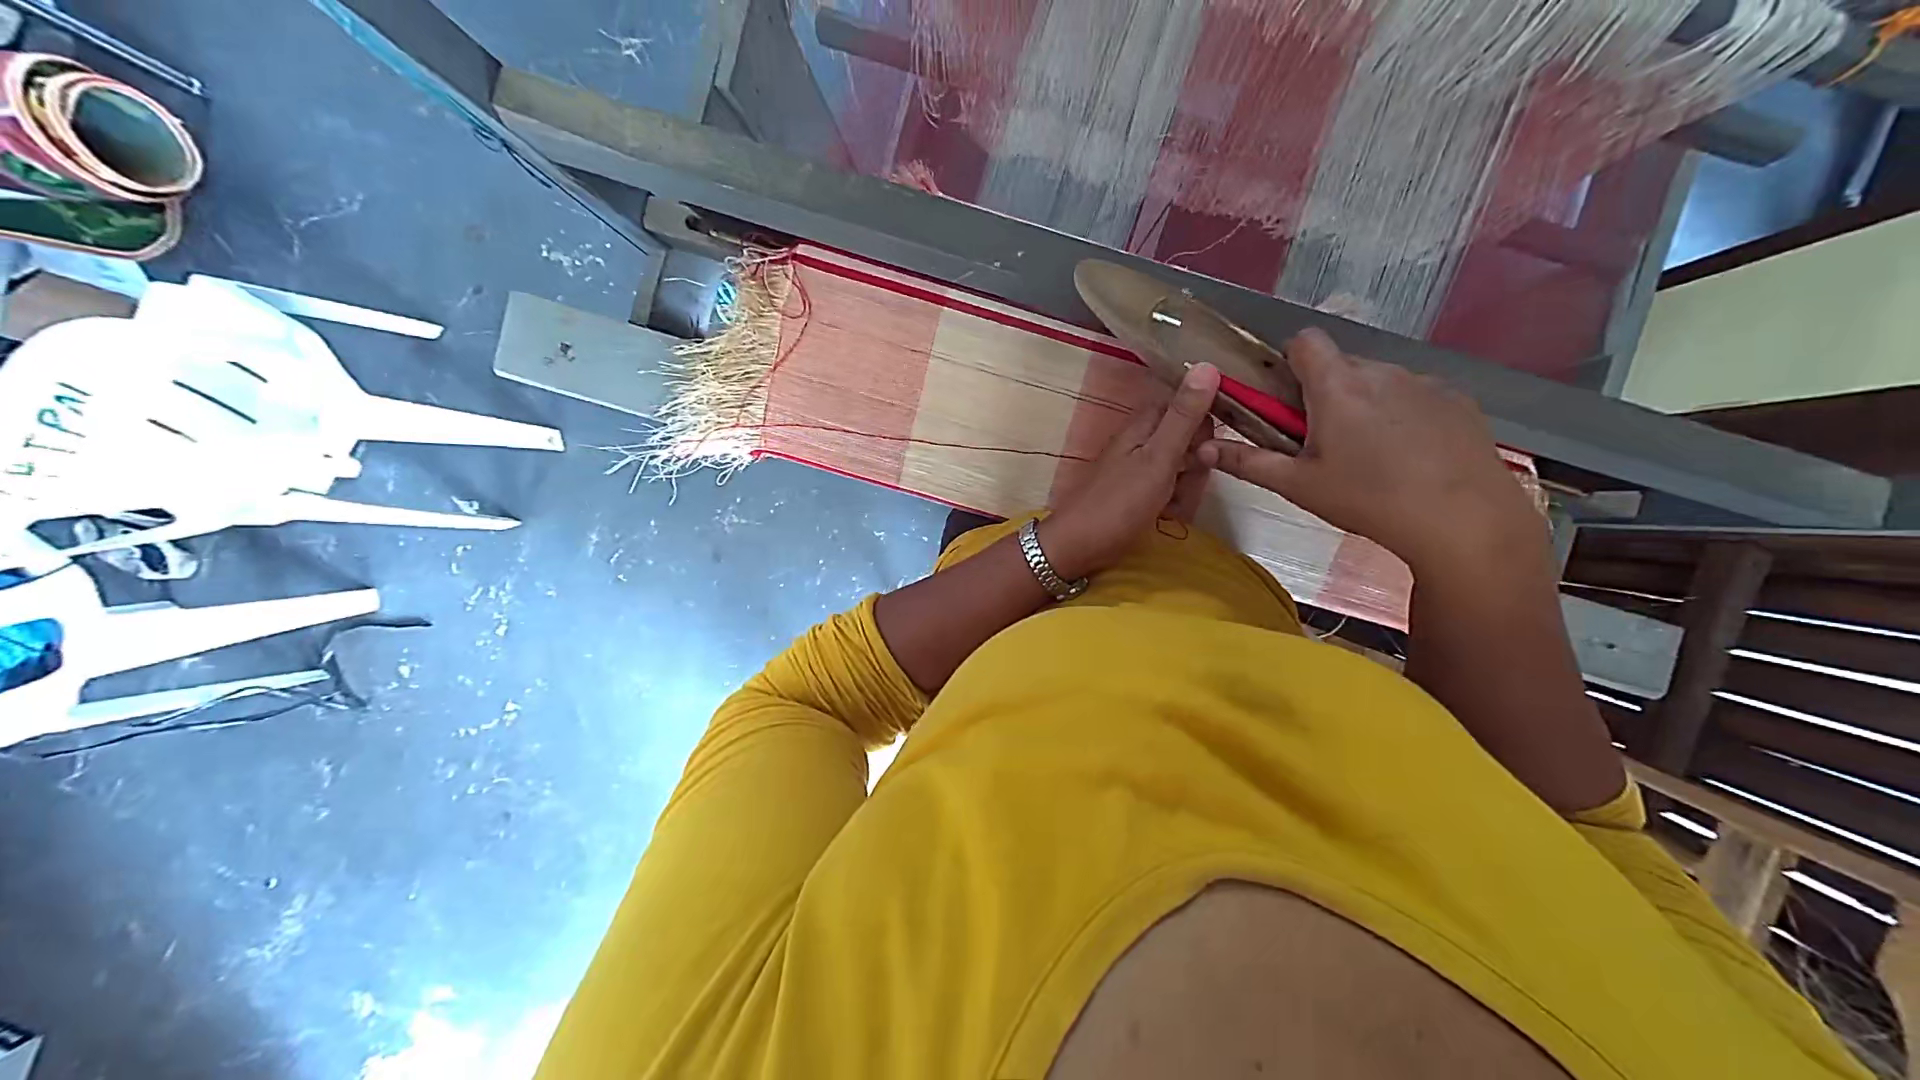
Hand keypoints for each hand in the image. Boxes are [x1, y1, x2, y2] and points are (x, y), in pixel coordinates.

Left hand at [1040, 363, 1219, 580]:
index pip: (1189, 404)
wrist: (1077, 547)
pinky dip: (1172, 504)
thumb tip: (1208, 365)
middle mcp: (1142, 440)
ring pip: (1182, 468)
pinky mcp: (1138, 492)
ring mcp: (1139, 467)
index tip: (1207, 449)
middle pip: (1189, 440)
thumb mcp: (1158, 458)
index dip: (1205, 425)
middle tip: (1184, 484)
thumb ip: (1184, 416)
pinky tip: (1164, 517)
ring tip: (1170, 506)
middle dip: (1197, 464)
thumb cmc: (1118, 503)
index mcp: (1144, 423)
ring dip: (1186, 488)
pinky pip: (1169, 490)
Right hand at [1199, 329, 1544, 577]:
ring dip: (1364, 403)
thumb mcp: (1298, 486)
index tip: (1286, 396)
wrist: (1463, 520)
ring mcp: (1425, 382)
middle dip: (1325, 392)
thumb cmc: (1367, 499)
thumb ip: (1247, 462)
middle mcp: (1381, 372)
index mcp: (1337, 386)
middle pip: (1341, 365)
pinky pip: (1416, 395)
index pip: (1305, 340)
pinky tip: (1411, 457)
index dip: (1289, 359)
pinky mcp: (1458, 400)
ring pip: (1379, 381)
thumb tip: (1200, 448)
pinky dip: (1404, 414)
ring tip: (1370, 455)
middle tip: (1322, 441)